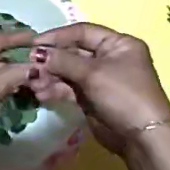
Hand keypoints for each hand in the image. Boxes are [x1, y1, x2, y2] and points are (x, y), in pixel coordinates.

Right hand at [27, 23, 169, 151]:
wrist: (141, 138)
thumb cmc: (123, 95)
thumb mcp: (93, 74)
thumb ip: (63, 60)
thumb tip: (36, 53)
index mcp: (118, 43)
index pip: (82, 32)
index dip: (57, 36)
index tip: (32, 43)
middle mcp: (109, 57)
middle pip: (73, 52)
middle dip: (51, 60)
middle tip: (29, 67)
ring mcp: (100, 78)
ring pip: (68, 71)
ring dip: (49, 77)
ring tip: (34, 85)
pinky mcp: (91, 97)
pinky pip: (69, 88)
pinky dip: (55, 89)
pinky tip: (41, 94)